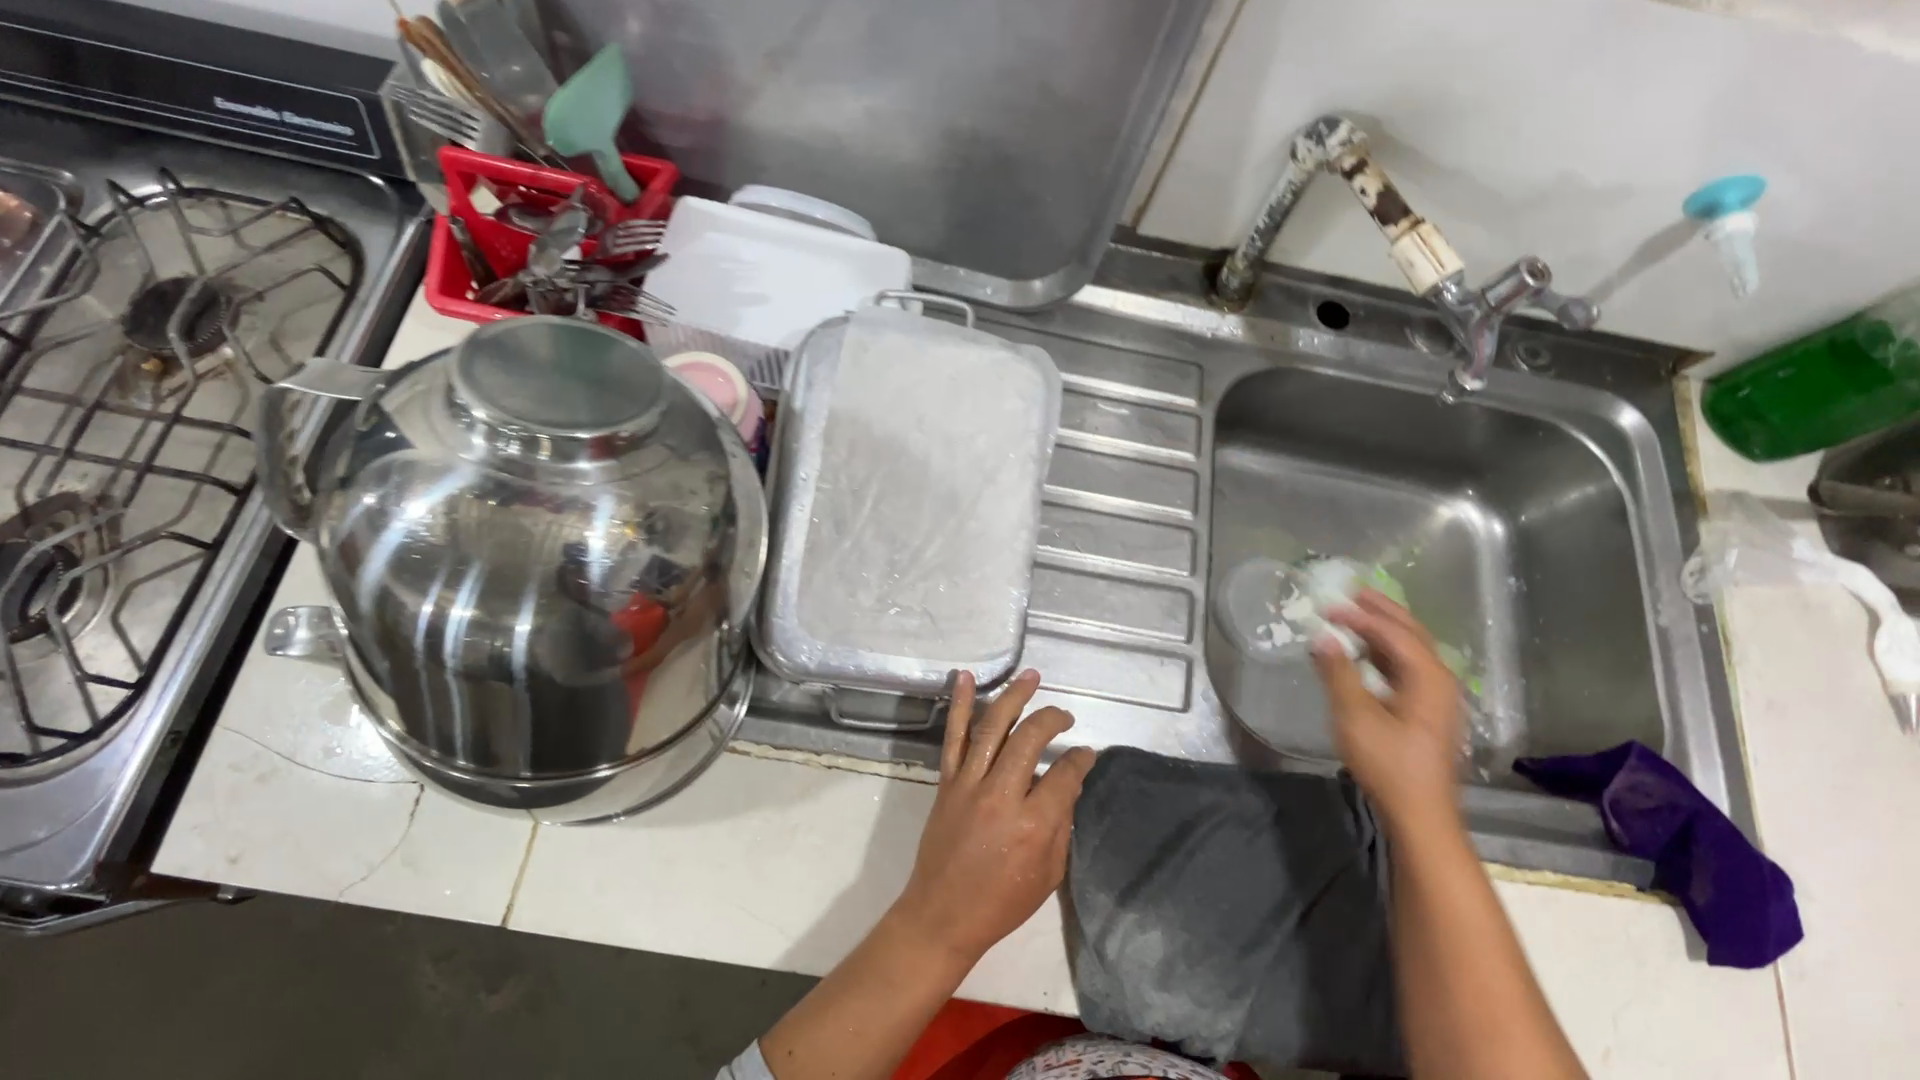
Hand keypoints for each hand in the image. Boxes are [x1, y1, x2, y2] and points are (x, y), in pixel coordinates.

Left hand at [890, 669, 1097, 964]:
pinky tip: (965, 679)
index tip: (1086, 753)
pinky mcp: (946, 783)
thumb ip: (1061, 825)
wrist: (942, 915)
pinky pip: (953, 737)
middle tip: (1064, 717)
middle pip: (1030, 739)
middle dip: (1052, 720)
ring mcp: (969, 784)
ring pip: (992, 727)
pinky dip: (959, 705)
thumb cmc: (1002, 902)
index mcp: (1033, 823)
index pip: (1065, 774)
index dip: (1080, 759)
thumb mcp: (1048, 873)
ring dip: (1013, 697)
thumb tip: (1067, 785)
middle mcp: (1001, 795)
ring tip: (1030, 676)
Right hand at [1312, 589, 1462, 830]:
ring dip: (1384, 630)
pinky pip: (1408, 668)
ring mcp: (1438, 697)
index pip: (1394, 633)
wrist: (1420, 812)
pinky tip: (1366, 656)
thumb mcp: (1356, 717)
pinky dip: (1386, 653)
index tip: (1329, 606)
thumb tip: (1323, 637)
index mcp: (1429, 677)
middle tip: (1353, 593)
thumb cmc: (1389, 764)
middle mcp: (1440, 680)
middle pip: (1411, 634)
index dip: (1360, 616)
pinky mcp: (1429, 712)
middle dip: (1382, 612)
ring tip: (1356, 617)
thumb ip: (1339, 673)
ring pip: (1412, 650)